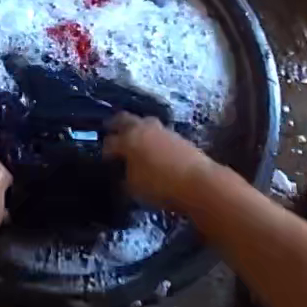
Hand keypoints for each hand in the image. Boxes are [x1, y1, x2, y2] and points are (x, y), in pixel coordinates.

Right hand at [104, 114, 240, 209]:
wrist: (201, 184)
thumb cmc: (161, 186)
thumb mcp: (134, 187)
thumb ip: (124, 176)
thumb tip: (123, 172)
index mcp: (127, 139)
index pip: (109, 142)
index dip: (104, 151)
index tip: (104, 160)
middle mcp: (142, 129)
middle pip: (124, 119)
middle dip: (116, 124)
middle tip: (110, 130)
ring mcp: (163, 130)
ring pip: (144, 123)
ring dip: (137, 129)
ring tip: (134, 139)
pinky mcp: (179, 137)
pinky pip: (159, 133)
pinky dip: (153, 137)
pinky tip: (153, 148)